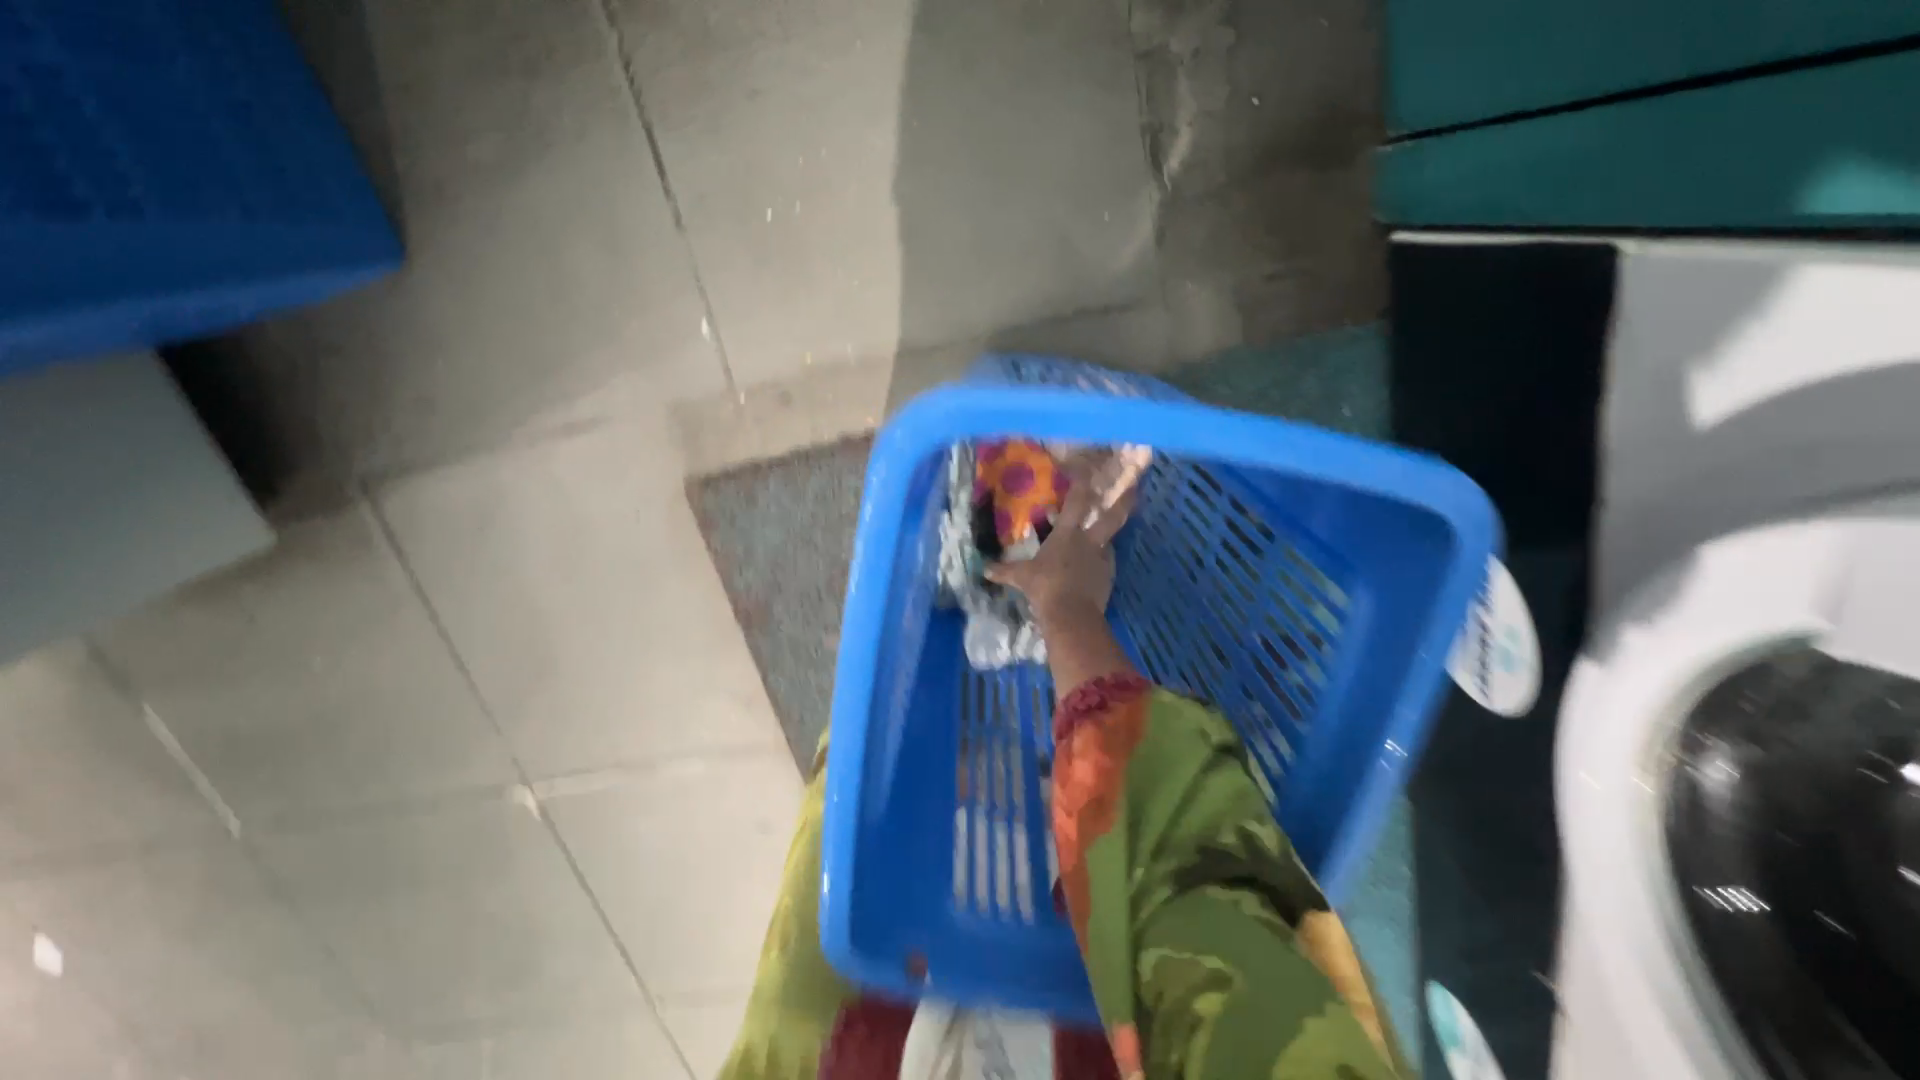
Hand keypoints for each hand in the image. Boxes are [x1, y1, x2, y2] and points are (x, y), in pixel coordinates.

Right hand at [984, 455, 1135, 624]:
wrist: (1072, 615)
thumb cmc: (1045, 587)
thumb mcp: (1021, 578)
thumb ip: (1005, 570)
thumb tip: (985, 569)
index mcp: (1067, 534)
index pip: (1077, 500)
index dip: (1082, 482)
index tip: (1088, 468)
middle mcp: (1089, 541)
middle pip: (1112, 516)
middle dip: (1124, 502)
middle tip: (1135, 490)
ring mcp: (1102, 560)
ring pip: (1108, 543)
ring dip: (1103, 541)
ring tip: (1096, 544)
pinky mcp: (1109, 578)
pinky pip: (1105, 566)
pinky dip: (1098, 566)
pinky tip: (1089, 573)